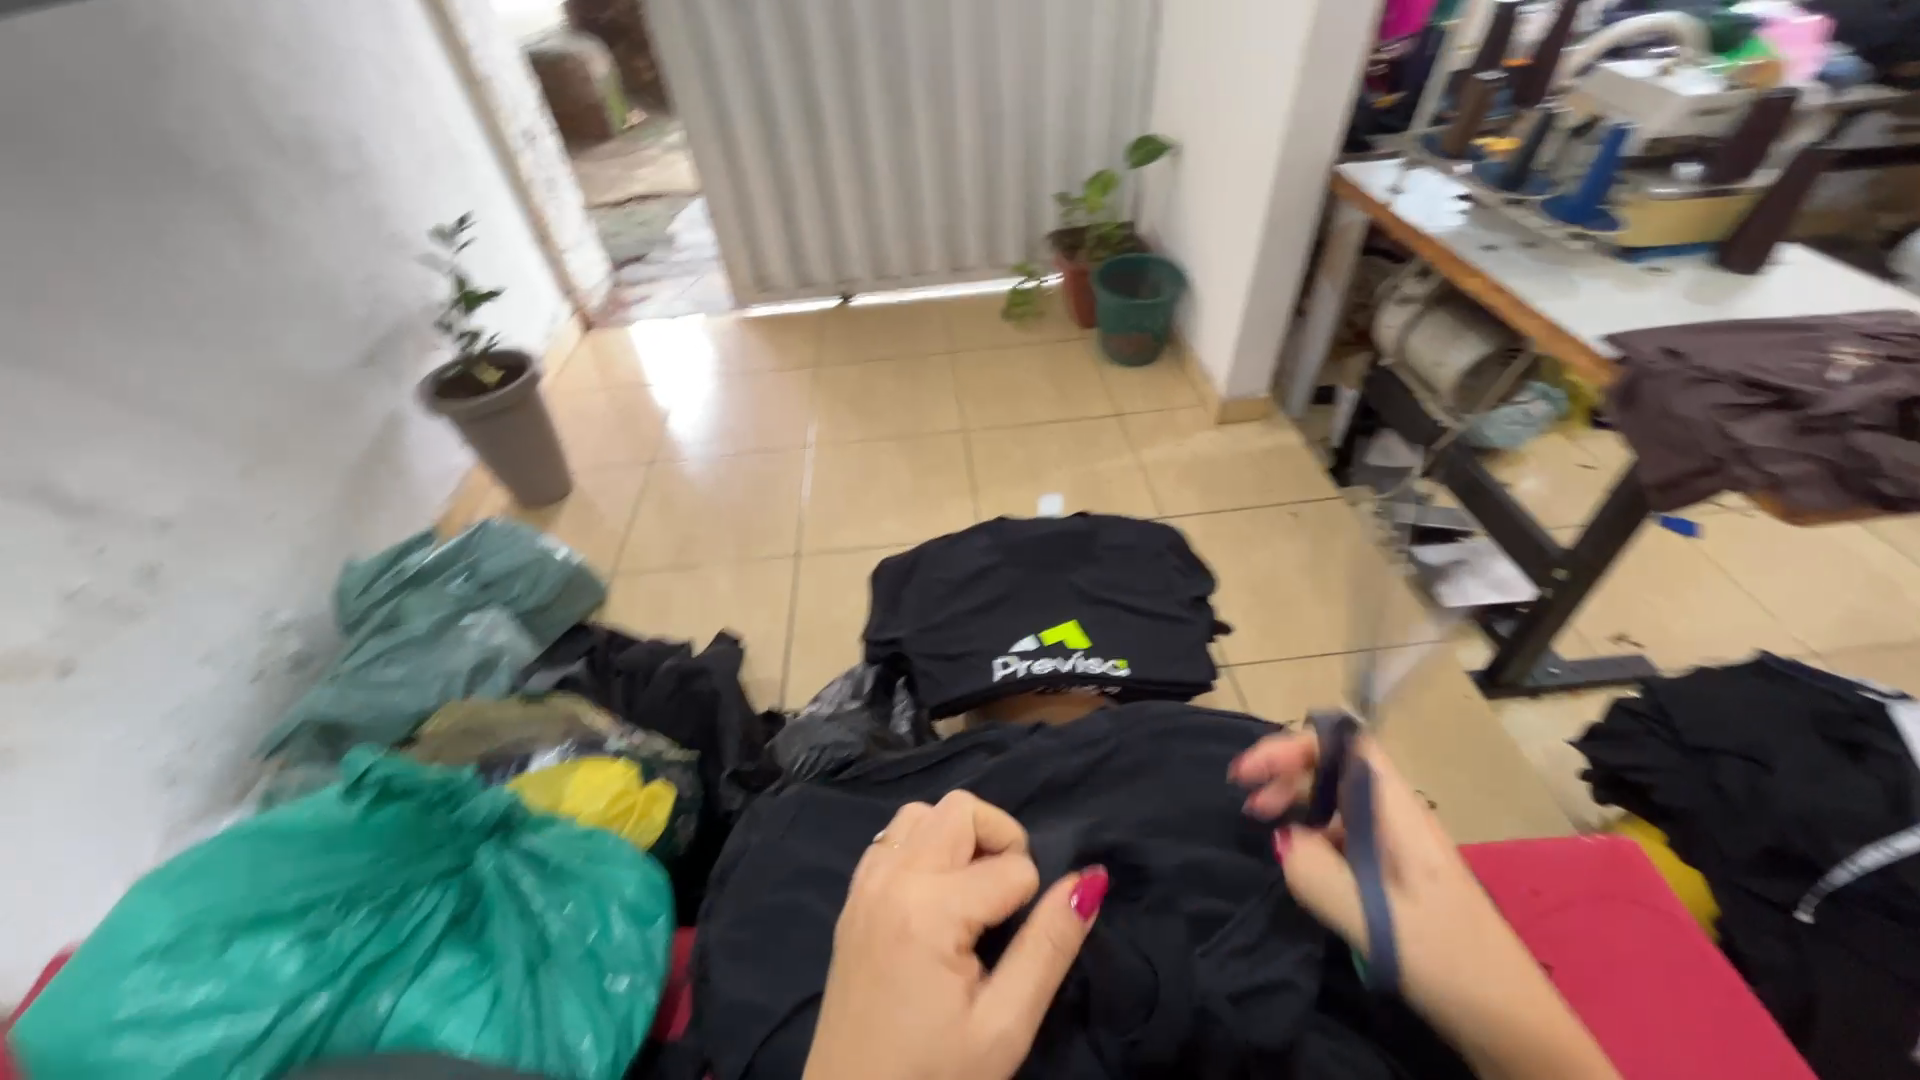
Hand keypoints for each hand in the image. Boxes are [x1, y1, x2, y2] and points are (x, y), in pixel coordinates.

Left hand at [804, 791, 1107, 1079]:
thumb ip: (1050, 945)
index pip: (1011, 865)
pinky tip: (935, 898)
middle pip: (961, 809)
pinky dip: (922, 847)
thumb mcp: (1005, 1025)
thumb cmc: (934, 1079)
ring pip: (921, 813)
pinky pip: (891, 839)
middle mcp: (891, 879)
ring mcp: (864, 886)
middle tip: (1007, 902)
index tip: (1015, 948)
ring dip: (958, 837)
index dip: (1033, 900)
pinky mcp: (851, 900)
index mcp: (929, 909)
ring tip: (972, 895)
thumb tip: (1091, 879)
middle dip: (1000, 840)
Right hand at [1230, 733, 1618, 1079]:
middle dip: (1287, 773)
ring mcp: (1398, 848)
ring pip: (1338, 802)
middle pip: (1338, 768)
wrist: (1515, 1024)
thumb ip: (1318, 874)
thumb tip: (1282, 837)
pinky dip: (1312, 836)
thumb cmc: (1451, 964)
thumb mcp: (1376, 922)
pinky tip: (1298, 863)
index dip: (1295, 745)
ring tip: (1263, 828)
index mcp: (1401, 816)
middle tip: (1248, 805)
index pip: (1348, 747)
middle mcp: (1398, 820)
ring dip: (1296, 803)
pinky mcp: (1394, 876)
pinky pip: (1344, 836)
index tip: (1251, 773)